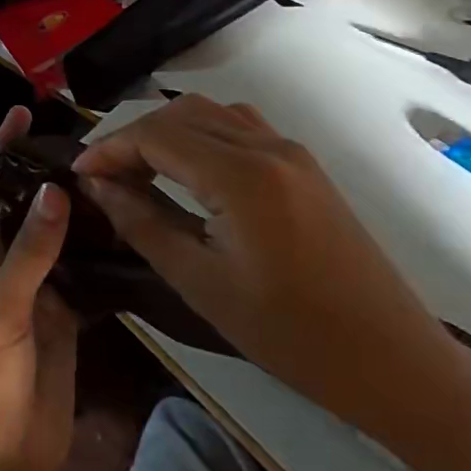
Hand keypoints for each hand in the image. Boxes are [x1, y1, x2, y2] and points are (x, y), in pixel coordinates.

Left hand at [0, 107, 78, 470]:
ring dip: (79, 204)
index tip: (24, 110)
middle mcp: (3, 258)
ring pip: (58, 231)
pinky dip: (100, 243)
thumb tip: (55, 189)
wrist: (6, 459)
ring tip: (114, 166)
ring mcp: (37, 281)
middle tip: (92, 136)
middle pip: (28, 204)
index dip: (6, 151)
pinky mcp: (67, 304)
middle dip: (51, 172)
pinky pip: (83, 263)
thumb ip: (29, 252)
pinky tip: (127, 218)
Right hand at [70, 94, 457, 420]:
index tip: (79, 172)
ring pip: (212, 113)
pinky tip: (193, 169)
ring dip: (169, 130)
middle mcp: (267, 146)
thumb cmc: (291, 334)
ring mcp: (291, 150)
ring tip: (142, 171)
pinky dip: (204, 133)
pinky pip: (241, 126)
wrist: (391, 358)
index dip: (111, 148)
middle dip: (136, 136)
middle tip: (106, 176)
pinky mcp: (304, 163)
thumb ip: (144, 224)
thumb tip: (99, 186)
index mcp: (242, 176)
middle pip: (182, 113)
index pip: (157, 135)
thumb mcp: (204, 284)